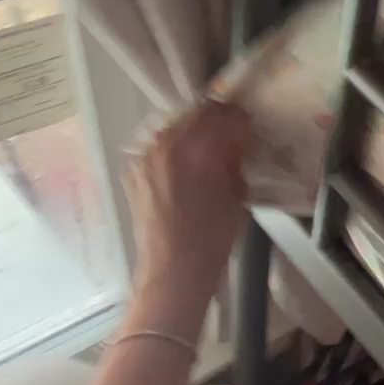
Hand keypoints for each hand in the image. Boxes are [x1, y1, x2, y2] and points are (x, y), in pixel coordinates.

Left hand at [124, 100, 251, 333]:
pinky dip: (176, 150)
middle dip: (217, 124)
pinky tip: (188, 169)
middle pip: (196, 114)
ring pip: (175, 127)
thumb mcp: (236, 196)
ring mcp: (145, 154)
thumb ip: (235, 161)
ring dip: (195, 134)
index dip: (240, 121)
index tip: (249, 131)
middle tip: (233, 140)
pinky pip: (160, 146)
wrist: (172, 271)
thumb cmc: (211, 240)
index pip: (223, 114)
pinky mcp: (134, 169)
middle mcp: (165, 143)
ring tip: (209, 155)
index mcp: (196, 149)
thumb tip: (236, 144)